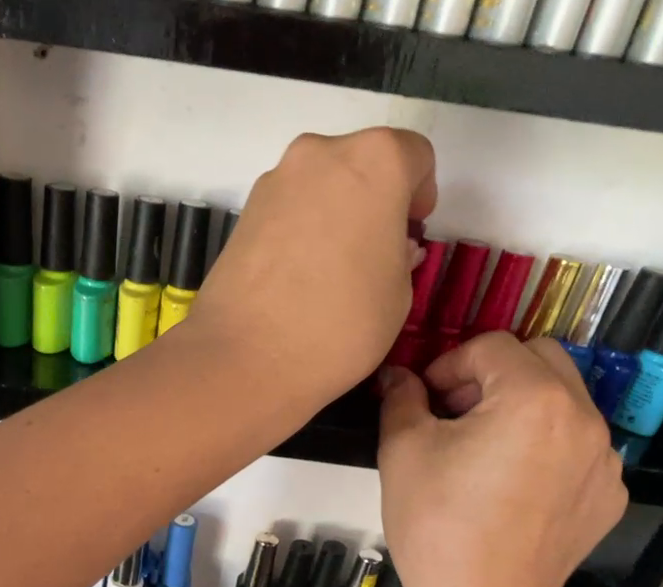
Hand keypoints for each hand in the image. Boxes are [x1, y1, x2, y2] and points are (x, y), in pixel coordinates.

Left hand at [190, 128, 436, 395]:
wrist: (246, 357)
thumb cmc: (341, 324)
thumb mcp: (398, 294)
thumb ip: (400, 255)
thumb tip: (388, 247)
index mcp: (375, 160)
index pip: (414, 156)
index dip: (420, 194)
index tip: (411, 232)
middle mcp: (320, 154)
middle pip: (361, 165)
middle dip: (374, 200)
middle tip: (374, 253)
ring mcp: (274, 180)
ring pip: (320, 186)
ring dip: (334, 214)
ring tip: (331, 272)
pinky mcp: (242, 213)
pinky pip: (287, 211)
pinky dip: (300, 231)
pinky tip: (297, 279)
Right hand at [376, 333, 627, 586]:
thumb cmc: (437, 524)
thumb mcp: (403, 451)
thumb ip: (402, 398)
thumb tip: (399, 377)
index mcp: (535, 397)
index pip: (492, 346)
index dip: (449, 365)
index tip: (425, 399)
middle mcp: (584, 417)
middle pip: (541, 360)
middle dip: (494, 376)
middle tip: (456, 416)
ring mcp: (605, 460)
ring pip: (564, 404)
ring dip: (524, 411)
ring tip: (485, 455)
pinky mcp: (608, 497)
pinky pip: (579, 451)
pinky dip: (548, 453)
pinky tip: (514, 490)